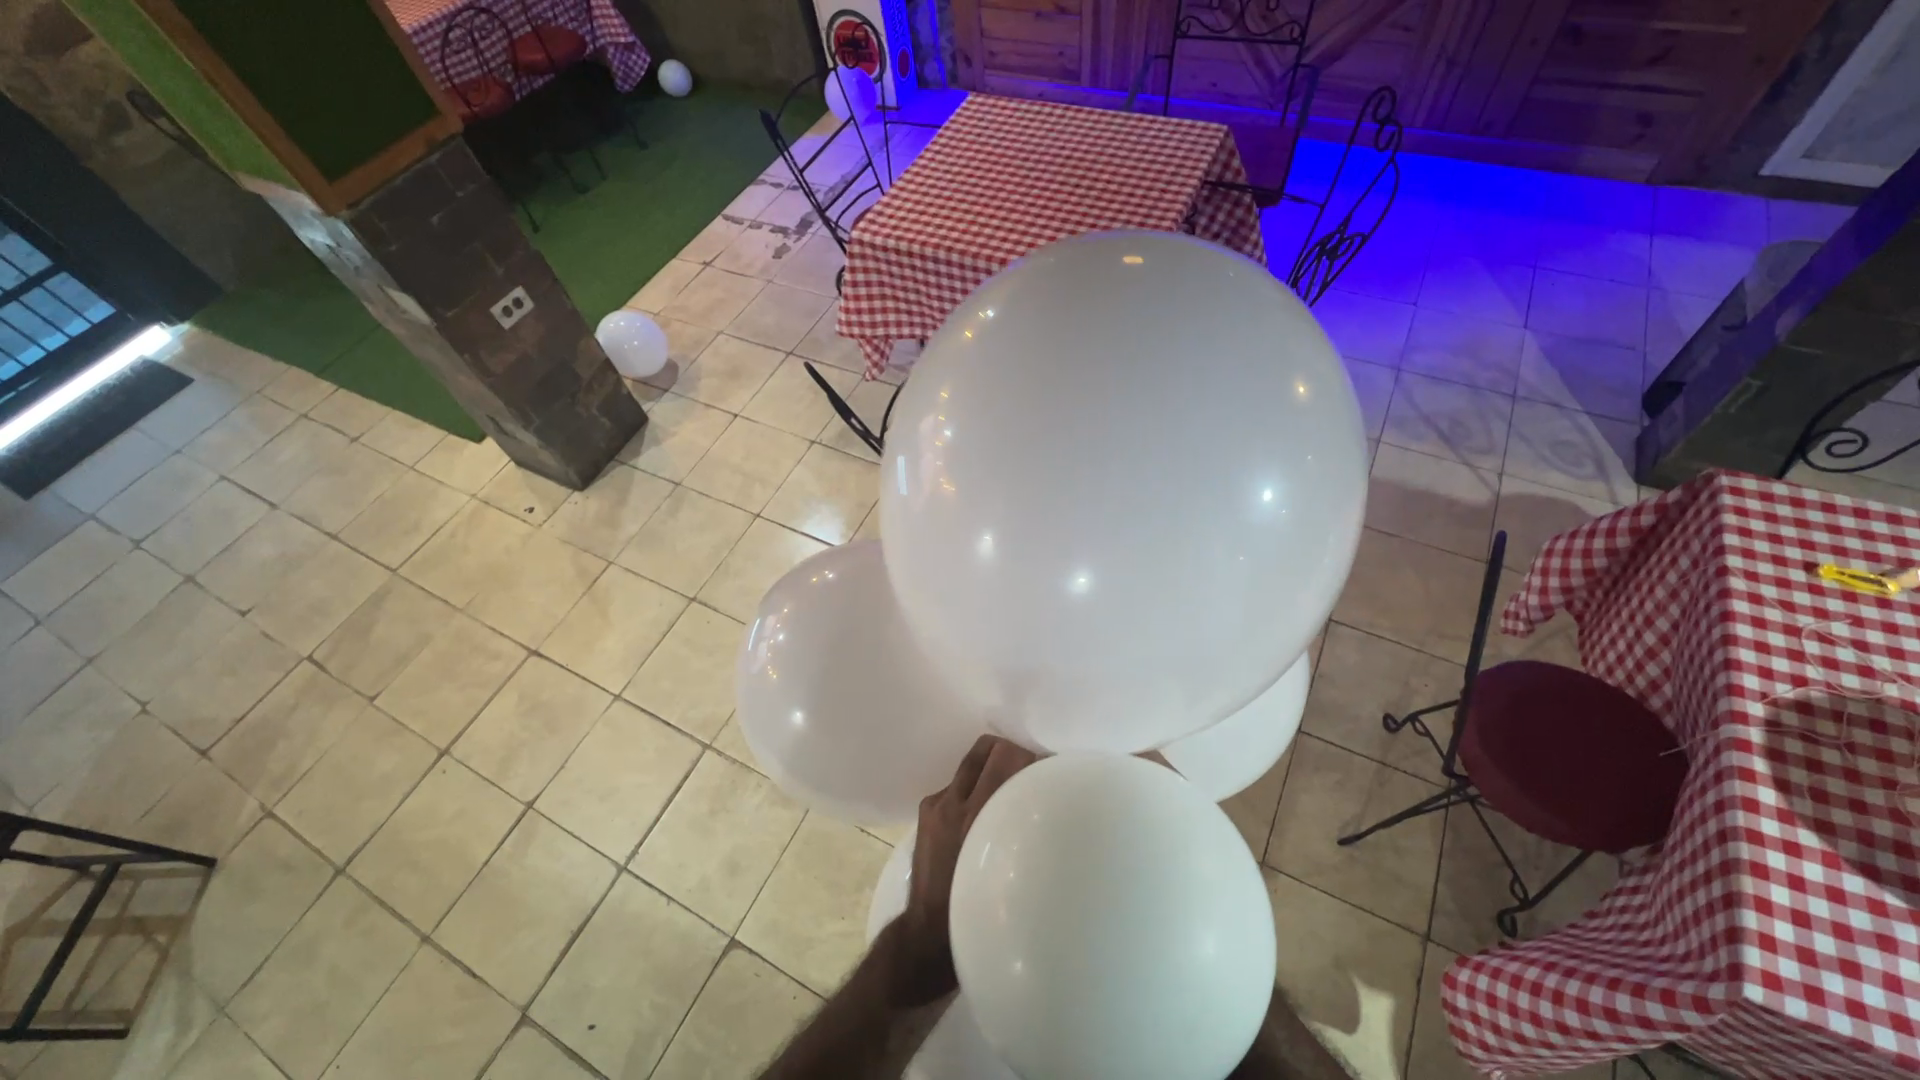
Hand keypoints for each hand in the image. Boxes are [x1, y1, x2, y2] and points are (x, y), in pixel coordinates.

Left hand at [888, 734, 1037, 1005]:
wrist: (927, 938)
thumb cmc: (983, 919)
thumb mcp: (1020, 880)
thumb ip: (1031, 836)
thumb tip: (1058, 814)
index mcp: (981, 816)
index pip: (1008, 756)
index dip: (1033, 756)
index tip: (1051, 772)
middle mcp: (956, 803)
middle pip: (989, 748)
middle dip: (1014, 752)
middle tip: (1033, 774)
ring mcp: (937, 806)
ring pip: (971, 763)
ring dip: (992, 766)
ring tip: (1011, 787)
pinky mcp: (926, 814)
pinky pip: (956, 786)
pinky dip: (972, 788)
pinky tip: (984, 813)